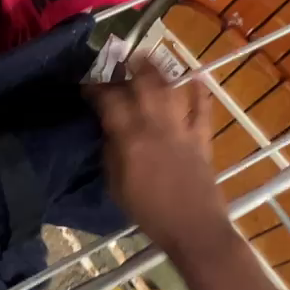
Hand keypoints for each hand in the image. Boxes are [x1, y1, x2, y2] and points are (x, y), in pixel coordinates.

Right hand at [90, 65, 228, 251]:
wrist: (195, 231)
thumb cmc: (149, 213)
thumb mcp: (116, 185)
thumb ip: (111, 152)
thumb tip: (109, 130)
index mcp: (130, 139)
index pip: (109, 102)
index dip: (95, 90)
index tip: (86, 88)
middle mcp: (155, 126)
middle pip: (141, 85)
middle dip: (128, 68)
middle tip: (119, 61)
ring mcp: (181, 130)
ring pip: (169, 90)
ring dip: (157, 71)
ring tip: (146, 57)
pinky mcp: (201, 139)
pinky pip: (202, 110)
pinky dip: (200, 92)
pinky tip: (196, 77)